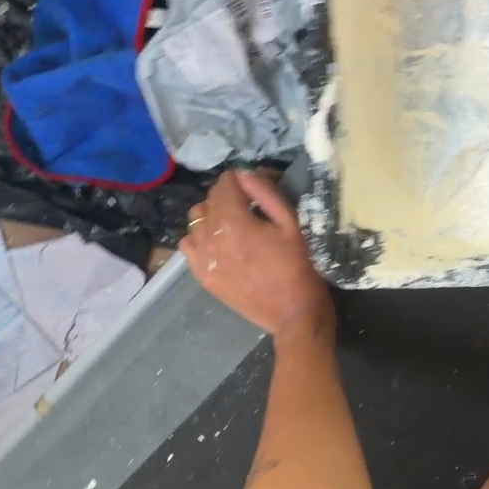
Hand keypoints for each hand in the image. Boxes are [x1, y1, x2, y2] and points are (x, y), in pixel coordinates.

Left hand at [181, 171, 333, 342]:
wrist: (295, 315)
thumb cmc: (300, 269)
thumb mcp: (292, 225)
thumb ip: (266, 194)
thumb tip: (246, 173)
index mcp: (233, 220)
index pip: (227, 181)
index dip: (247, 177)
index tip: (266, 183)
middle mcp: (210, 235)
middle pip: (210, 198)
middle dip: (231, 195)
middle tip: (254, 205)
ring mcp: (203, 257)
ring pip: (196, 219)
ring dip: (214, 214)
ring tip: (235, 224)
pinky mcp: (202, 275)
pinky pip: (188, 244)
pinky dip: (201, 238)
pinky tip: (220, 244)